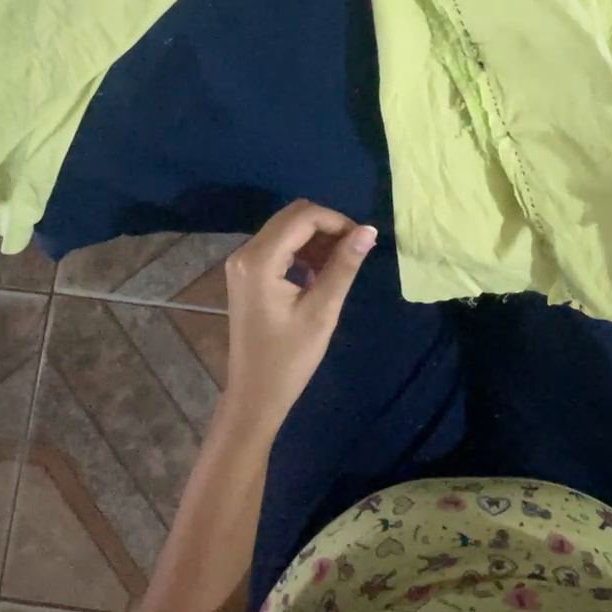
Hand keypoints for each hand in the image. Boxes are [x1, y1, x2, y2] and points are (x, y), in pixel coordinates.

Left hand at [222, 200, 377, 431]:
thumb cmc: (289, 359)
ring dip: (316, 240)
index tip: (363, 241)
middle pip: (292, 217)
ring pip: (286, 229)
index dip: (337, 221)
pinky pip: (278, 246)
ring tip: (340, 267)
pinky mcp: (246, 273)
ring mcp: (242, 263)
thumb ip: (344, 266)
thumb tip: (368, 231)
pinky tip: (320, 275)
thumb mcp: (322, 311)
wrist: (255, 394)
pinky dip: (302, 251)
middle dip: (327, 227)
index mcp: (259, 261)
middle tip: (354, 252)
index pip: (303, 217)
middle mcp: (245, 253)